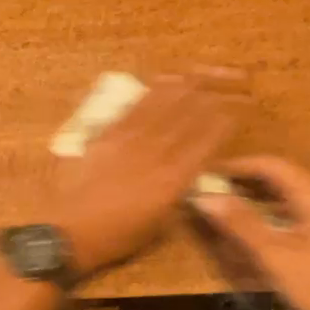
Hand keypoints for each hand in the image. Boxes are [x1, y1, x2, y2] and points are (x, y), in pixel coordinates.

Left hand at [51, 69, 248, 272]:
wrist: (66, 233)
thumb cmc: (113, 238)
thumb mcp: (157, 226)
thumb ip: (177, 197)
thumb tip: (191, 176)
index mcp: (172, 181)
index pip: (206, 141)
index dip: (227, 120)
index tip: (244, 103)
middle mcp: (154, 154)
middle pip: (190, 116)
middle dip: (216, 94)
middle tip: (237, 77)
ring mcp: (128, 141)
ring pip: (164, 105)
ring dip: (189, 85)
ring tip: (209, 70)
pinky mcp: (105, 135)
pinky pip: (135, 107)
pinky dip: (154, 91)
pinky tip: (167, 79)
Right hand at [194, 156, 309, 309]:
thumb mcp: (275, 255)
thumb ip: (241, 223)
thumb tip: (205, 197)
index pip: (272, 165)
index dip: (238, 167)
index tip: (208, 176)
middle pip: (284, 176)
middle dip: (247, 182)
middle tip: (215, 193)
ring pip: (295, 193)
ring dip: (262, 197)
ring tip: (232, 208)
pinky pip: (306, 208)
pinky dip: (279, 211)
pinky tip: (264, 228)